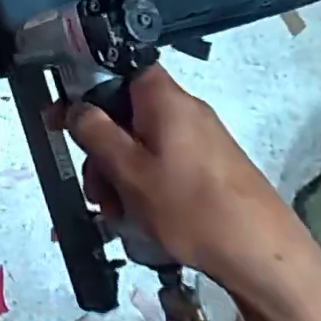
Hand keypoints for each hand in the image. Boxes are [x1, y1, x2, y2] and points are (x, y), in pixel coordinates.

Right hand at [68, 66, 303, 283]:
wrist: (260, 251)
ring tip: (116, 213)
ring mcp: (198, 138)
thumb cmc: (189, 205)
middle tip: (95, 191)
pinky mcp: (207, 164)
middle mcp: (182, 109)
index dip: (85, 91)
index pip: (118, 69)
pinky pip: (162, 162)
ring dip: (118, 174)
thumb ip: (95, 133)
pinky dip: (143, 183)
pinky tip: (139, 216)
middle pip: (125, 113)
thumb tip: (76, 107)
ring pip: (140, 143)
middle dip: (100, 150)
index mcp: (163, 98)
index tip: (60, 119)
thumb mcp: (129, 171)